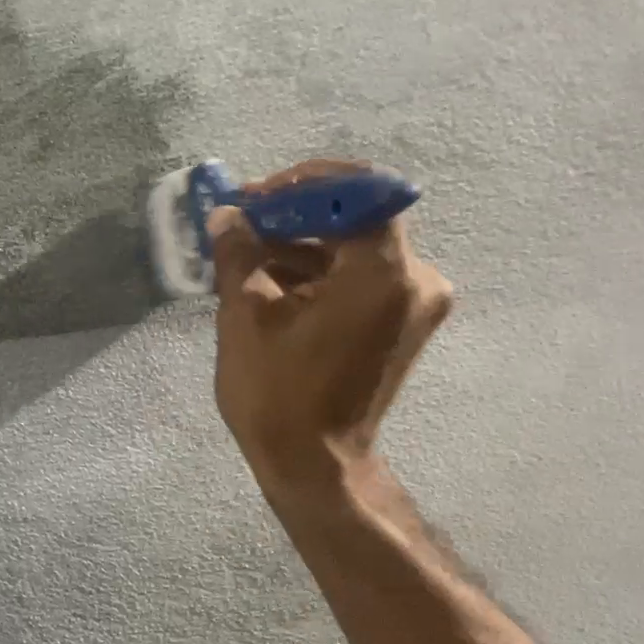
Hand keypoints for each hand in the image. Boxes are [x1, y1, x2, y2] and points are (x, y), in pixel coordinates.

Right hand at [209, 158, 454, 500]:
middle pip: (356, 220)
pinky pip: (359, 278)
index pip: (359, 192)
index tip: (254, 196)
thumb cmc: (275, 392)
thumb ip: (239, 256)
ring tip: (242, 255)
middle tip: (239, 222)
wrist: (311, 459)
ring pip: (354, 250)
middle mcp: (416, 278)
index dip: (303, 184)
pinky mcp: (401, 322)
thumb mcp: (244, 319)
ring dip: (300, 245)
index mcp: (384, 273)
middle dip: (295, 215)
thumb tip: (228, 216)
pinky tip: (268, 281)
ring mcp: (414, 301)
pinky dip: (317, 272)